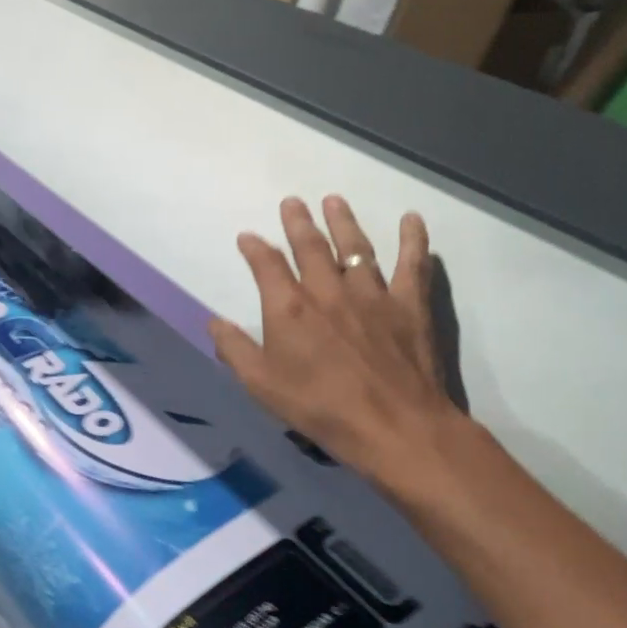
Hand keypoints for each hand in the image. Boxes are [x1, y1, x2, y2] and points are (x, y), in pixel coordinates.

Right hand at [210, 196, 467, 492]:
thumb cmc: (319, 407)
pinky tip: (411, 220)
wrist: (394, 426)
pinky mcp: (409, 306)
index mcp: (288, 308)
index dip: (255, 248)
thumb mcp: (260, 384)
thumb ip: (234, 349)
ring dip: (343, 222)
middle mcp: (327, 291)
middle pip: (311, 247)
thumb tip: (214, 322)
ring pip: (355, 248)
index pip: (267, 266)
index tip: (247, 237)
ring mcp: (372, 295)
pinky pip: (412, 265)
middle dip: (298, 223)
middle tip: (292, 202)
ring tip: (334, 201)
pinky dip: (412, 239)